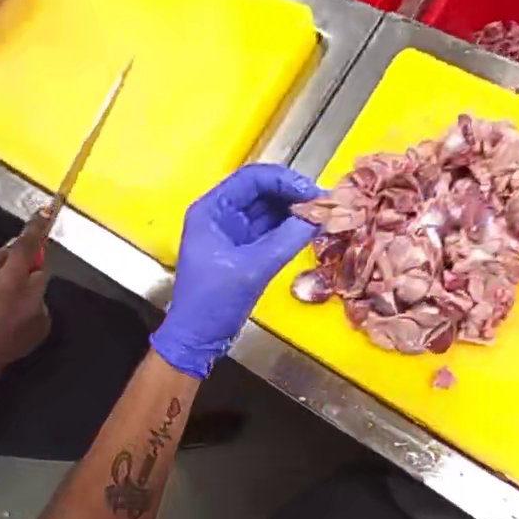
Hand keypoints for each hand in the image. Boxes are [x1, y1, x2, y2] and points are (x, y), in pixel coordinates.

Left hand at [152, 164, 320, 378]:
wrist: (196, 339)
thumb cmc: (212, 304)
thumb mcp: (252, 270)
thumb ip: (285, 241)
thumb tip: (316, 218)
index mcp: (211, 211)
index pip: (252, 178)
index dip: (286, 181)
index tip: (313, 191)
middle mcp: (219, 217)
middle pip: (261, 192)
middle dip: (292, 196)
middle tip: (322, 205)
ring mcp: (229, 236)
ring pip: (266, 213)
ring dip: (292, 214)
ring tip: (319, 218)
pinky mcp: (239, 255)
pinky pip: (266, 234)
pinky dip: (286, 232)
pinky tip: (306, 233)